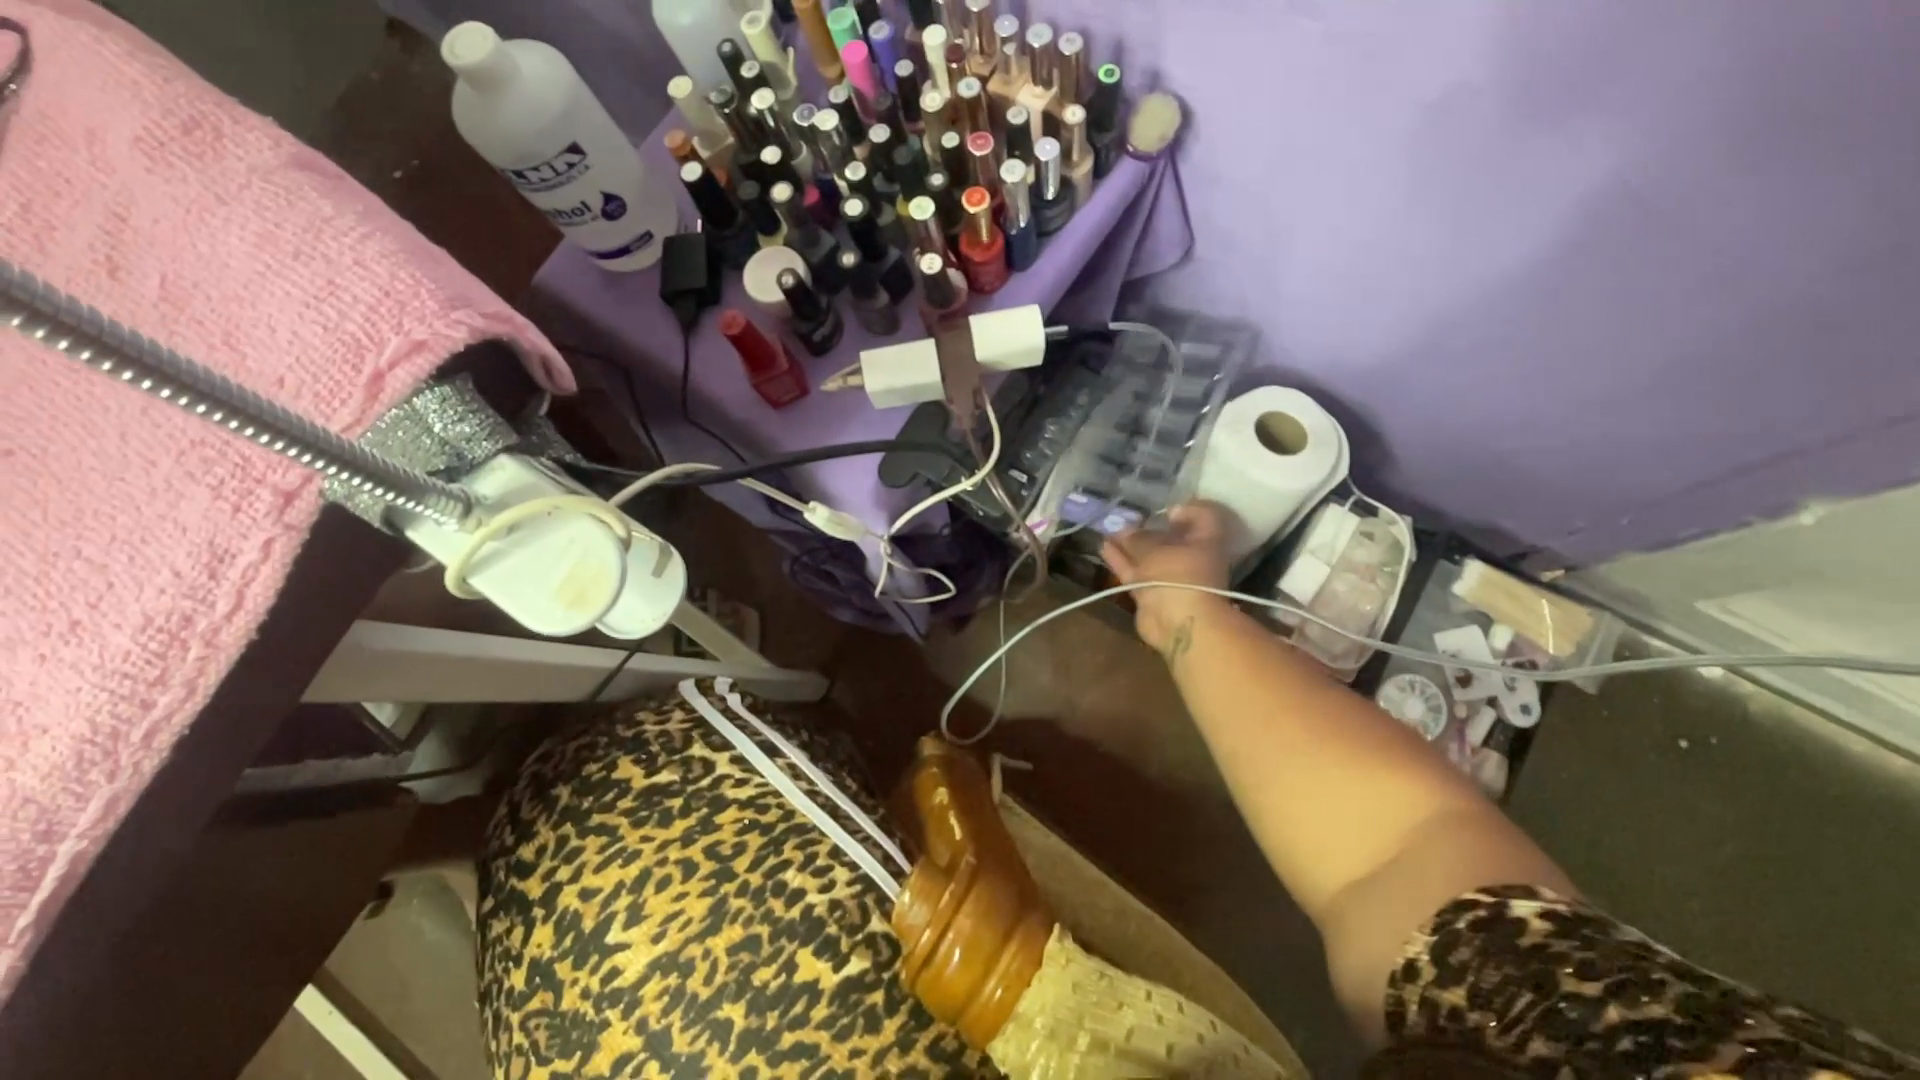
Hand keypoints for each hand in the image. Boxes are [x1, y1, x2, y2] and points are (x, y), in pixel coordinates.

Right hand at [1101, 501, 1233, 655]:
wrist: (1179, 623)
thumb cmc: (1178, 576)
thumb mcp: (1156, 549)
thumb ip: (1139, 538)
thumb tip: (1127, 532)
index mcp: (1206, 541)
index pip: (1204, 517)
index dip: (1188, 510)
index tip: (1166, 510)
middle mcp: (1191, 558)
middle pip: (1171, 538)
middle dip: (1148, 529)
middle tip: (1126, 519)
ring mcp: (1171, 578)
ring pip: (1149, 557)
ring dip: (1130, 545)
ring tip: (1109, 531)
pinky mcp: (1153, 594)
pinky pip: (1137, 572)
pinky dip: (1122, 561)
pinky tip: (1104, 548)